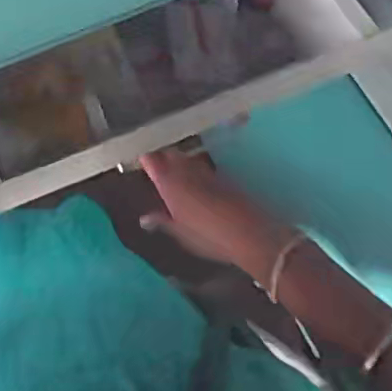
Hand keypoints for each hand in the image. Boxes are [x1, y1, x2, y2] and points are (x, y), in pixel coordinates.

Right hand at [139, 148, 260, 267]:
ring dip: (178, 161)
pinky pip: (201, 165)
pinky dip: (194, 169)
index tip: (141, 162)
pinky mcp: (221, 176)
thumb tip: (144, 218)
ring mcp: (204, 171)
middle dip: (162, 156)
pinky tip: (196, 181)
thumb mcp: (181, 234)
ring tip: (174, 172)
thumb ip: (162, 222)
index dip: (145, 158)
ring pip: (185, 157)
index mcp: (169, 183)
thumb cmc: (209, 237)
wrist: (251, 234)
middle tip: (156, 166)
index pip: (150, 159)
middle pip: (168, 153)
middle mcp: (185, 171)